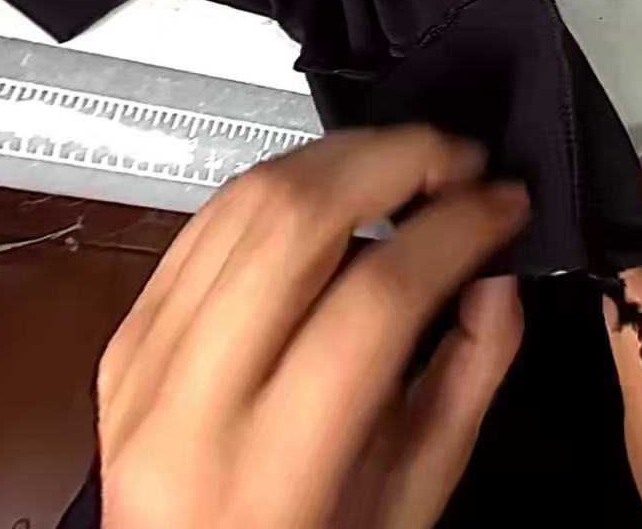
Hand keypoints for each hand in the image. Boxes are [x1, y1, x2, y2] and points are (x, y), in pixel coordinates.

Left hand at [96, 128, 529, 528]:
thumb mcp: (416, 489)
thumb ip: (473, 372)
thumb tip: (498, 269)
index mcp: (270, 470)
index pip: (379, 297)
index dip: (458, 227)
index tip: (507, 200)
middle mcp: (187, 402)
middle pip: (301, 218)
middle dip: (402, 158)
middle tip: (463, 158)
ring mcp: (146, 352)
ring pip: (257, 193)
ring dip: (354, 152)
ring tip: (417, 159)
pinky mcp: (134, 322)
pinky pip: (222, 207)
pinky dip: (303, 171)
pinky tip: (350, 177)